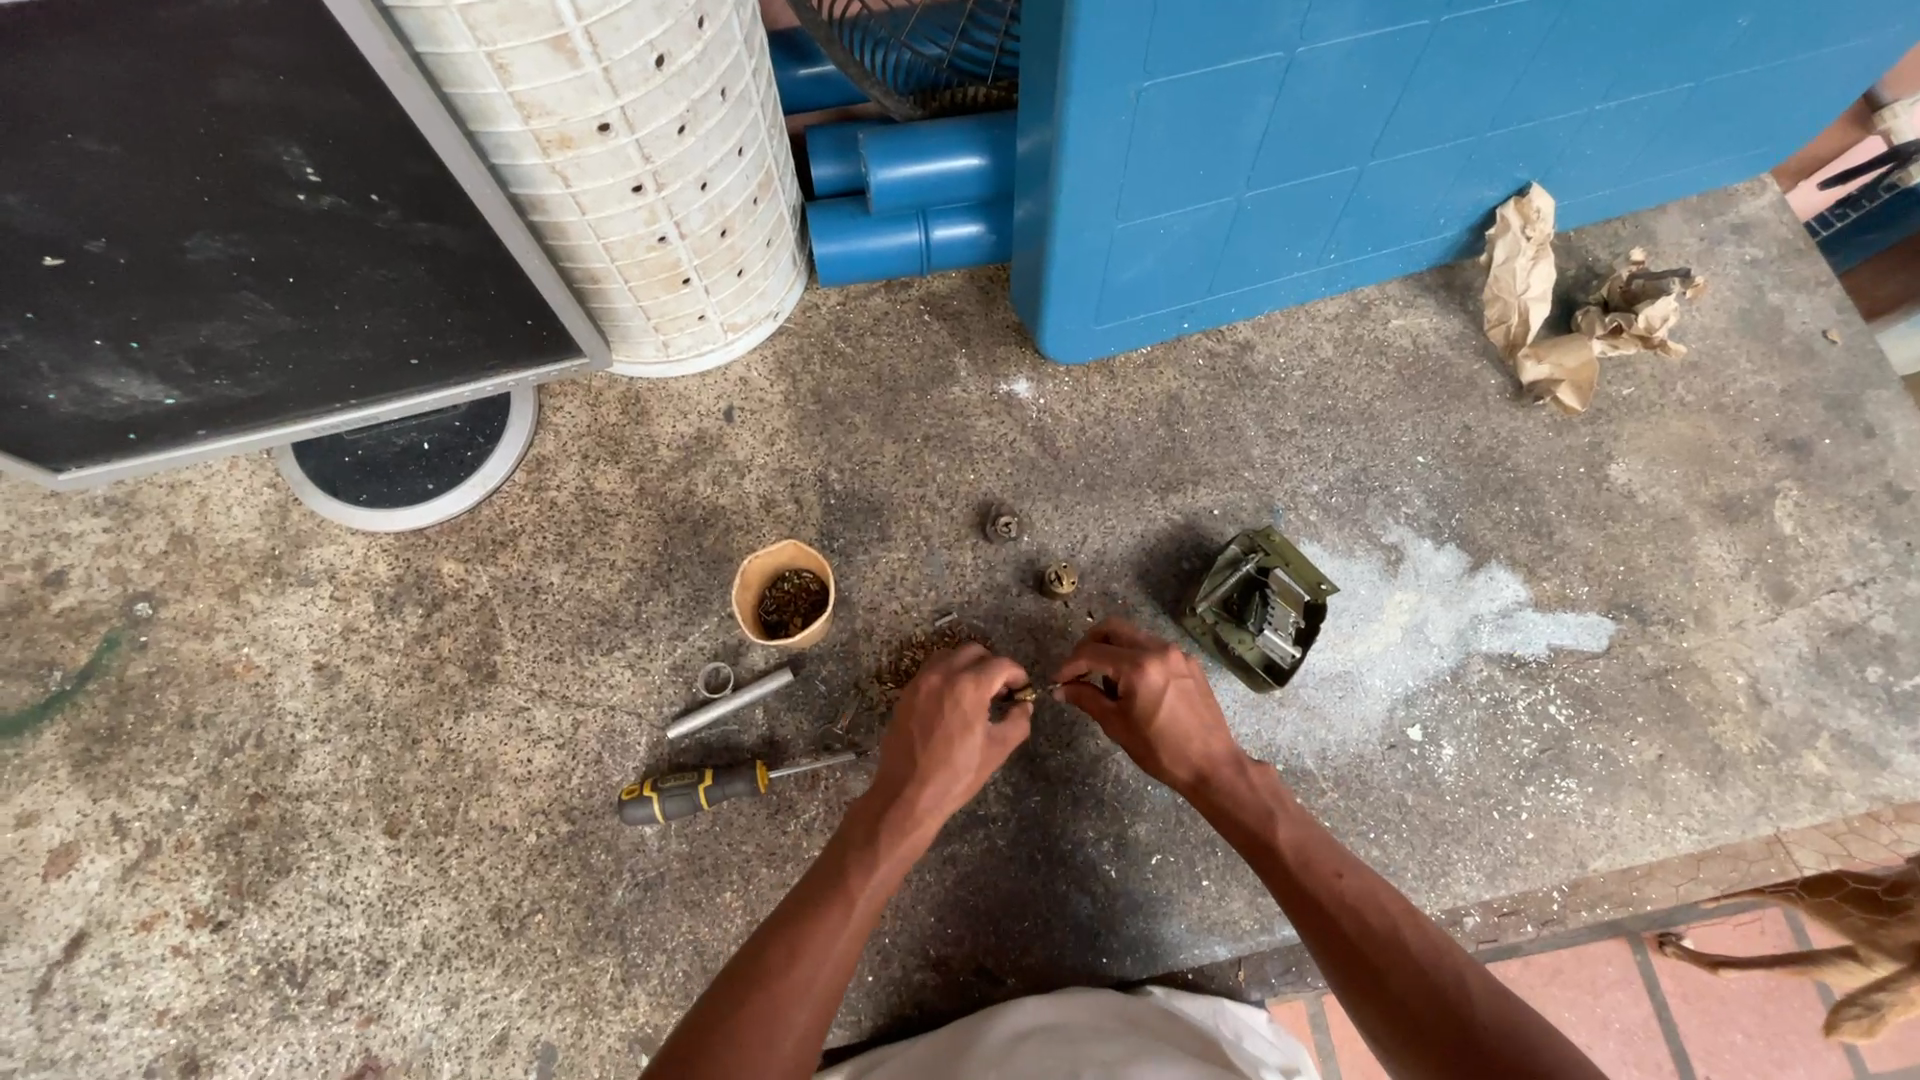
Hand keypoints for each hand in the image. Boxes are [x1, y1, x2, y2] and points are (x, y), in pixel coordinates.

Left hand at [864, 644, 1032, 833]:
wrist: (908, 793)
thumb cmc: (957, 774)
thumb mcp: (997, 749)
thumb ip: (1018, 721)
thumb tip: (1023, 705)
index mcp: (969, 686)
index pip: (1001, 664)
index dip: (1018, 674)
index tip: (1022, 689)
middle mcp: (943, 675)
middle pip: (974, 651)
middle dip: (993, 666)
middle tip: (1001, 690)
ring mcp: (921, 682)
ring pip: (949, 656)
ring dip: (968, 666)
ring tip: (976, 693)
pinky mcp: (906, 693)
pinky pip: (931, 671)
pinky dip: (947, 675)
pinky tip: (954, 701)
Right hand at [1052, 618, 1246, 793]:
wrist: (1211, 764)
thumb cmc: (1160, 750)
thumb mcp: (1116, 725)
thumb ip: (1086, 699)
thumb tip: (1060, 689)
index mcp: (1138, 666)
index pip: (1091, 652)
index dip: (1069, 665)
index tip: (1058, 680)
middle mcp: (1158, 649)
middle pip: (1112, 628)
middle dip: (1089, 644)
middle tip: (1078, 669)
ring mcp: (1176, 653)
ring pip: (1133, 636)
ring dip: (1112, 650)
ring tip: (1107, 684)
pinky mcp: (1188, 662)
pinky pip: (1153, 648)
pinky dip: (1135, 657)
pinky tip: (1133, 686)